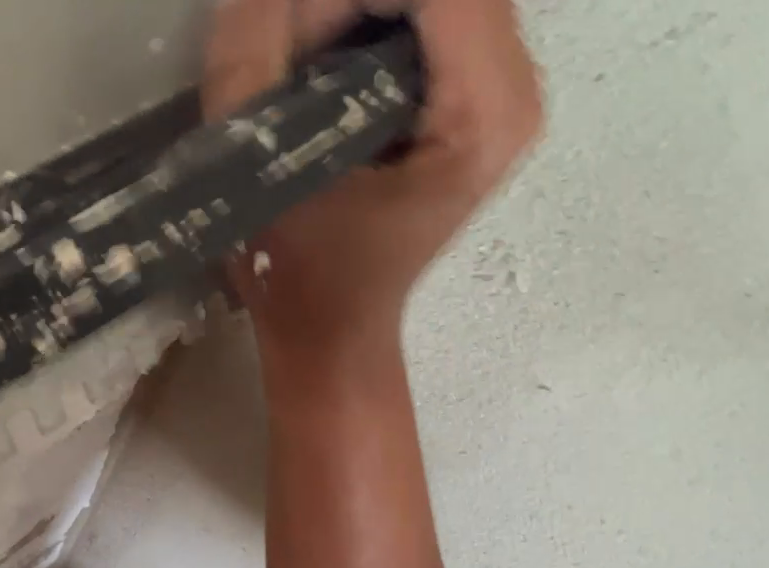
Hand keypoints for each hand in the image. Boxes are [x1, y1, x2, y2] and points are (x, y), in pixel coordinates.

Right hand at [205, 0, 544, 364]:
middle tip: (289, 60)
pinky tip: (329, 79)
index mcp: (484, 110)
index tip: (286, 50)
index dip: (338, 0)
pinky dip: (369, 27)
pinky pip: (428, 20)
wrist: (331, 333)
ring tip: (304, 73)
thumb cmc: (301, 274)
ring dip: (354, 15)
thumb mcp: (263, 170)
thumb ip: (252, 65)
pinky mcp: (474, 99)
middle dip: (348, 6)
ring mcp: (501, 91)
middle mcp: (516, 87)